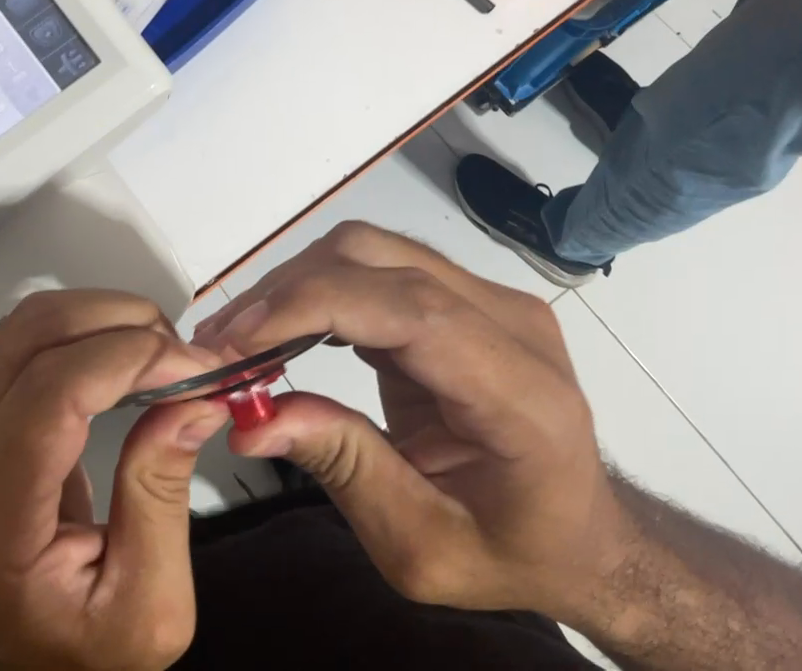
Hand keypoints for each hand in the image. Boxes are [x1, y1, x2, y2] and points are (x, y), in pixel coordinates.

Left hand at [0, 290, 230, 670]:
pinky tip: (123, 356)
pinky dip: (79, 333)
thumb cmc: (73, 654)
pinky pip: (16, 347)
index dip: (127, 358)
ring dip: (99, 319)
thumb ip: (162, 498)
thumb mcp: (145, 607)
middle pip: (27, 340)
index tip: (196, 364)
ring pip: (20, 328)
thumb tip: (193, 400)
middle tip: (184, 351)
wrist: (4, 669)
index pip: (49, 394)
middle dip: (117, 322)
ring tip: (159, 352)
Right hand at [191, 222, 629, 624]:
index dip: (314, 306)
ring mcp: (489, 299)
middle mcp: (512, 323)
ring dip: (294, 284)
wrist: (580, 532)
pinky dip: (317, 289)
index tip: (236, 340)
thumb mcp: (422, 545)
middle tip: (221, 347)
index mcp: (521, 394)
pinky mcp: (462, 295)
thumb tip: (250, 417)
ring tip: (241, 339)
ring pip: (370, 250)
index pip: (410, 311)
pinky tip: (282, 330)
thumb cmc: (510, 551)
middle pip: (379, 260)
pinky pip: (375, 267)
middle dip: (287, 292)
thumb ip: (343, 468)